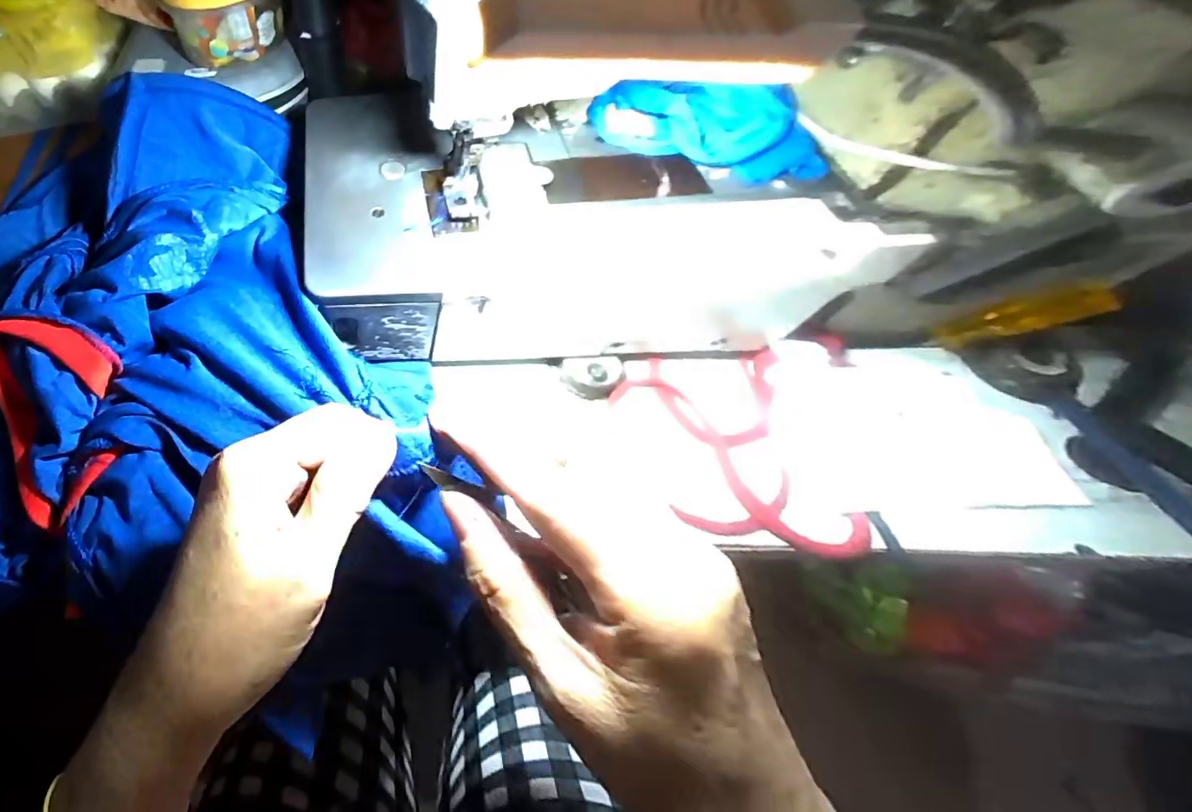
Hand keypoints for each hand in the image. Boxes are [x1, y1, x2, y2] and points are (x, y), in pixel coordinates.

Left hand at [55, 404, 396, 810]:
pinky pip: (295, 474)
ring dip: (343, 474)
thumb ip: (346, 490)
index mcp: (253, 462)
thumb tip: (384, 434)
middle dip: (358, 456)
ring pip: (311, 452)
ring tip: (360, 513)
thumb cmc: (248, 631)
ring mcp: (237, 479)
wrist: (181, 689)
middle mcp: (241, 457)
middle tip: (379, 503)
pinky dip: (322, 488)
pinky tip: (333, 517)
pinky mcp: (241, 502)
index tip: (399, 485)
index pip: (333, 422)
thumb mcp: (309, 561)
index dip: (373, 444)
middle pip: (320, 431)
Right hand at [438, 420, 824, 811]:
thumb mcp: (560, 685)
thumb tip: (456, 507)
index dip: (494, 451)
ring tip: (487, 457)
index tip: (446, 418)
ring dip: (542, 455)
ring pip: (605, 468)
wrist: (745, 794)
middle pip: (585, 463)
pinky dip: (572, 481)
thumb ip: (505, 587)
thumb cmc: (645, 757)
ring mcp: (695, 540)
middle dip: (516, 440)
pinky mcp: (696, 544)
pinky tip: (537, 497)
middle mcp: (680, 544)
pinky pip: (623, 491)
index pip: (556, 494)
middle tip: (458, 431)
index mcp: (649, 588)